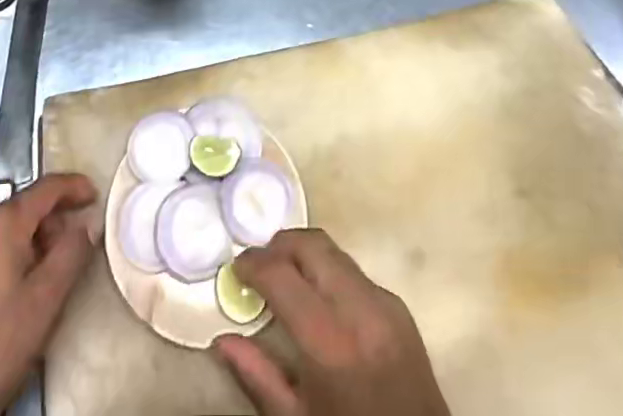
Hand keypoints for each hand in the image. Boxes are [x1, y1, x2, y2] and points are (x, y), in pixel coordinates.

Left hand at [0, 174, 97, 415]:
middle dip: (56, 219)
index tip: (96, 195)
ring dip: (37, 240)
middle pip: (25, 207)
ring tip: (56, 272)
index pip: (45, 187)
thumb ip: (73, 253)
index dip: (75, 186)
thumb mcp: (45, 299)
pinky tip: (25, 289)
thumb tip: (88, 224)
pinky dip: (15, 255)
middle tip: (81, 243)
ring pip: (7, 230)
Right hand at [214, 230, 449, 415]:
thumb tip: (222, 340)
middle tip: (257, 265)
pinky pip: (355, 271)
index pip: (281, 274)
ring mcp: (385, 304)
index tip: (236, 269)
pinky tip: (317, 298)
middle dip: (278, 245)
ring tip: (284, 278)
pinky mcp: (400, 308)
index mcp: (330, 342)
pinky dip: (328, 271)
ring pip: (335, 251)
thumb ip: (258, 377)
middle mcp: (361, 310)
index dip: (253, 264)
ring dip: (304, 254)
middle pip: (312, 245)